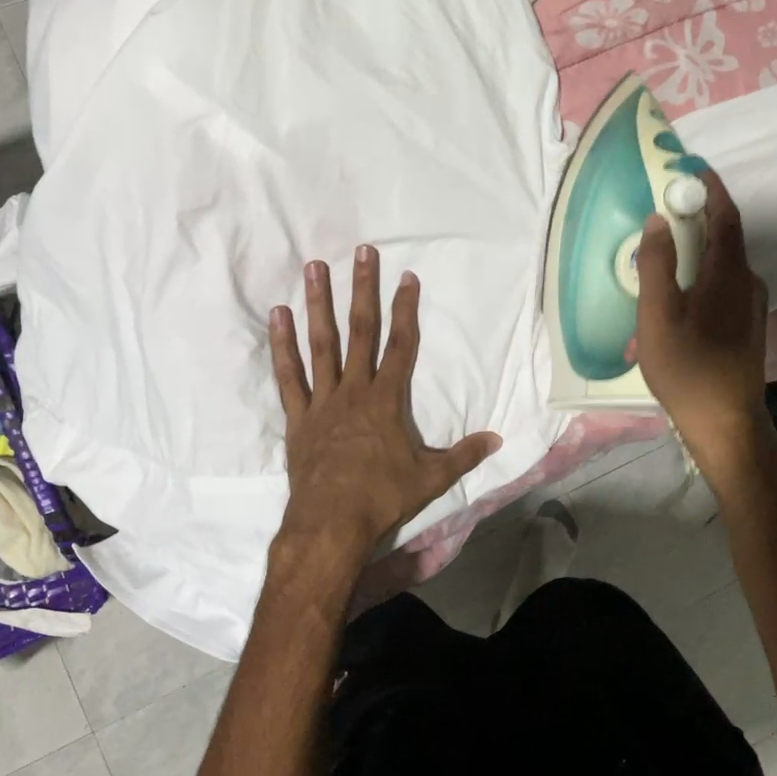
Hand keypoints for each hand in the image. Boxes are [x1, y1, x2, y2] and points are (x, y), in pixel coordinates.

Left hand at [269, 247, 502, 561]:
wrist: (331, 523)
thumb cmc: (384, 497)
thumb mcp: (432, 477)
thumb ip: (464, 454)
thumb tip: (497, 439)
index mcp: (387, 399)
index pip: (402, 344)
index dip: (406, 309)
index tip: (407, 277)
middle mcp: (354, 390)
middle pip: (361, 331)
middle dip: (363, 289)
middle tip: (362, 252)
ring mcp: (323, 400)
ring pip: (320, 343)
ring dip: (319, 303)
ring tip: (315, 267)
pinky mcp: (298, 416)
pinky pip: (288, 375)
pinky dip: (282, 345)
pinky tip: (278, 315)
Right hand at [635, 170, 770, 475]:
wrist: (726, 425)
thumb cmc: (687, 371)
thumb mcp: (658, 318)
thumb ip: (656, 266)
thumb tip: (658, 221)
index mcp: (729, 275)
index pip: (725, 216)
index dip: (710, 188)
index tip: (690, 167)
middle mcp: (748, 283)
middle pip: (724, 237)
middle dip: (696, 217)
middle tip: (663, 209)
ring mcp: (751, 306)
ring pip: (722, 264)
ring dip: (695, 251)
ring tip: (661, 258)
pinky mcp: (747, 325)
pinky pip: (723, 284)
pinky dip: (700, 275)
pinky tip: (675, 298)